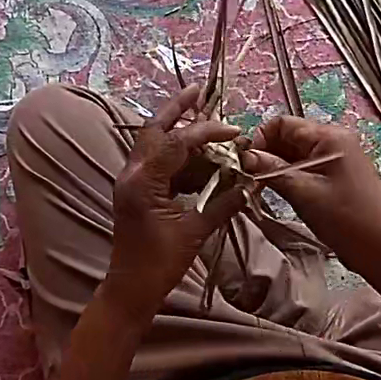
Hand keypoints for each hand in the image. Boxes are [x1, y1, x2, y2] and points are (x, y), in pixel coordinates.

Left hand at [105, 85, 249, 308]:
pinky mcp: (136, 191)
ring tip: (206, 122)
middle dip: (176, 109)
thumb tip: (249, 183)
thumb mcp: (195, 231)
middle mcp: (131, 174)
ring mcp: (131, 182)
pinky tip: (200, 157)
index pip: (176, 142)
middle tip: (199, 90)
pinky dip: (178, 156)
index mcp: (142, 182)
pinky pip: (158, 163)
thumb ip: (223, 203)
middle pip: (154, 130)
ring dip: (179, 133)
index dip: (206, 132)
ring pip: (154, 144)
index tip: (233, 131)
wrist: (131, 289)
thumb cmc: (159, 264)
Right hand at [244, 115, 380, 274]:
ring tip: (257, 188)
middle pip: (287, 137)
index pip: (282, 123)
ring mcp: (335, 160)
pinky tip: (276, 193)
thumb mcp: (304, 192)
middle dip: (264, 155)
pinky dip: (287, 178)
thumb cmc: (349, 218)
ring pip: (293, 155)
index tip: (244, 162)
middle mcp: (333, 142)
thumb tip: (244, 157)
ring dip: (274, 168)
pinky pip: (303, 169)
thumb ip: (271, 170)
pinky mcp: (335, 178)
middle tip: (247, 178)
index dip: (259, 139)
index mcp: (329, 137)